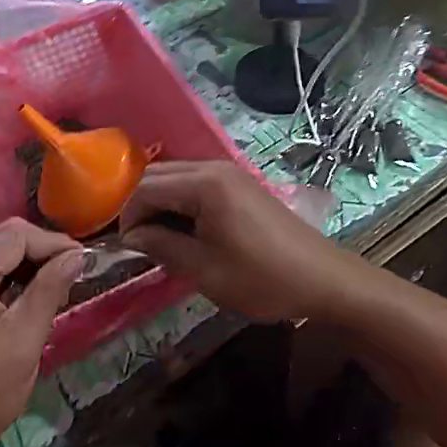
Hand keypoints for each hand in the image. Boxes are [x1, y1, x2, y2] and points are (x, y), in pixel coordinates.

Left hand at [0, 220, 82, 446]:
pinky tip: (30, 295)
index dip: (54, 243)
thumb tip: (77, 255)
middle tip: (74, 271)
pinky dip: (10, 275)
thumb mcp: (24, 339)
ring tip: (58, 284)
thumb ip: (50, 289)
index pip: (16, 237)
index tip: (85, 261)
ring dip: (27, 261)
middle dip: (42, 249)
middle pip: (2, 237)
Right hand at [119, 161, 362, 322]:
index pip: (145, 187)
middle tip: (137, 243)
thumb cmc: (261, 278)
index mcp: (205, 184)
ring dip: (161, 203)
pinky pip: (197, 184)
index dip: (127, 216)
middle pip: (158, 175)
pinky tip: (185, 231)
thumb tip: (132, 236)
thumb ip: (162, 246)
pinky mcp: (241, 185)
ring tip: (158, 240)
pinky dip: (181, 202)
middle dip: (140, 205)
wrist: (322, 279)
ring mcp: (231, 173)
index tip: (124, 248)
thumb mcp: (203, 269)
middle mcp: (215, 167)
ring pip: (177, 178)